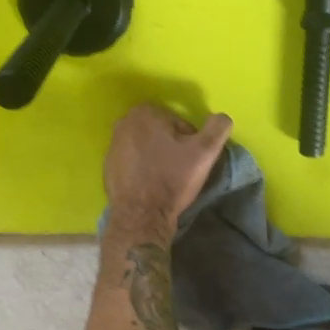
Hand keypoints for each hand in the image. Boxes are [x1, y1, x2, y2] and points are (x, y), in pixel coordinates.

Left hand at [103, 104, 233, 235]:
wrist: (141, 217)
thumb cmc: (172, 179)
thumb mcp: (205, 151)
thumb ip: (218, 127)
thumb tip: (222, 118)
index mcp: (144, 113)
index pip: (178, 122)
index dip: (190, 140)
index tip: (190, 158)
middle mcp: (123, 123)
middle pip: (161, 133)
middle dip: (172, 147)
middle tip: (180, 169)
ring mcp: (112, 145)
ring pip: (147, 147)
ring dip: (158, 158)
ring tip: (166, 179)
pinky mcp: (108, 166)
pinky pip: (133, 162)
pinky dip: (143, 169)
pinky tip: (151, 185)